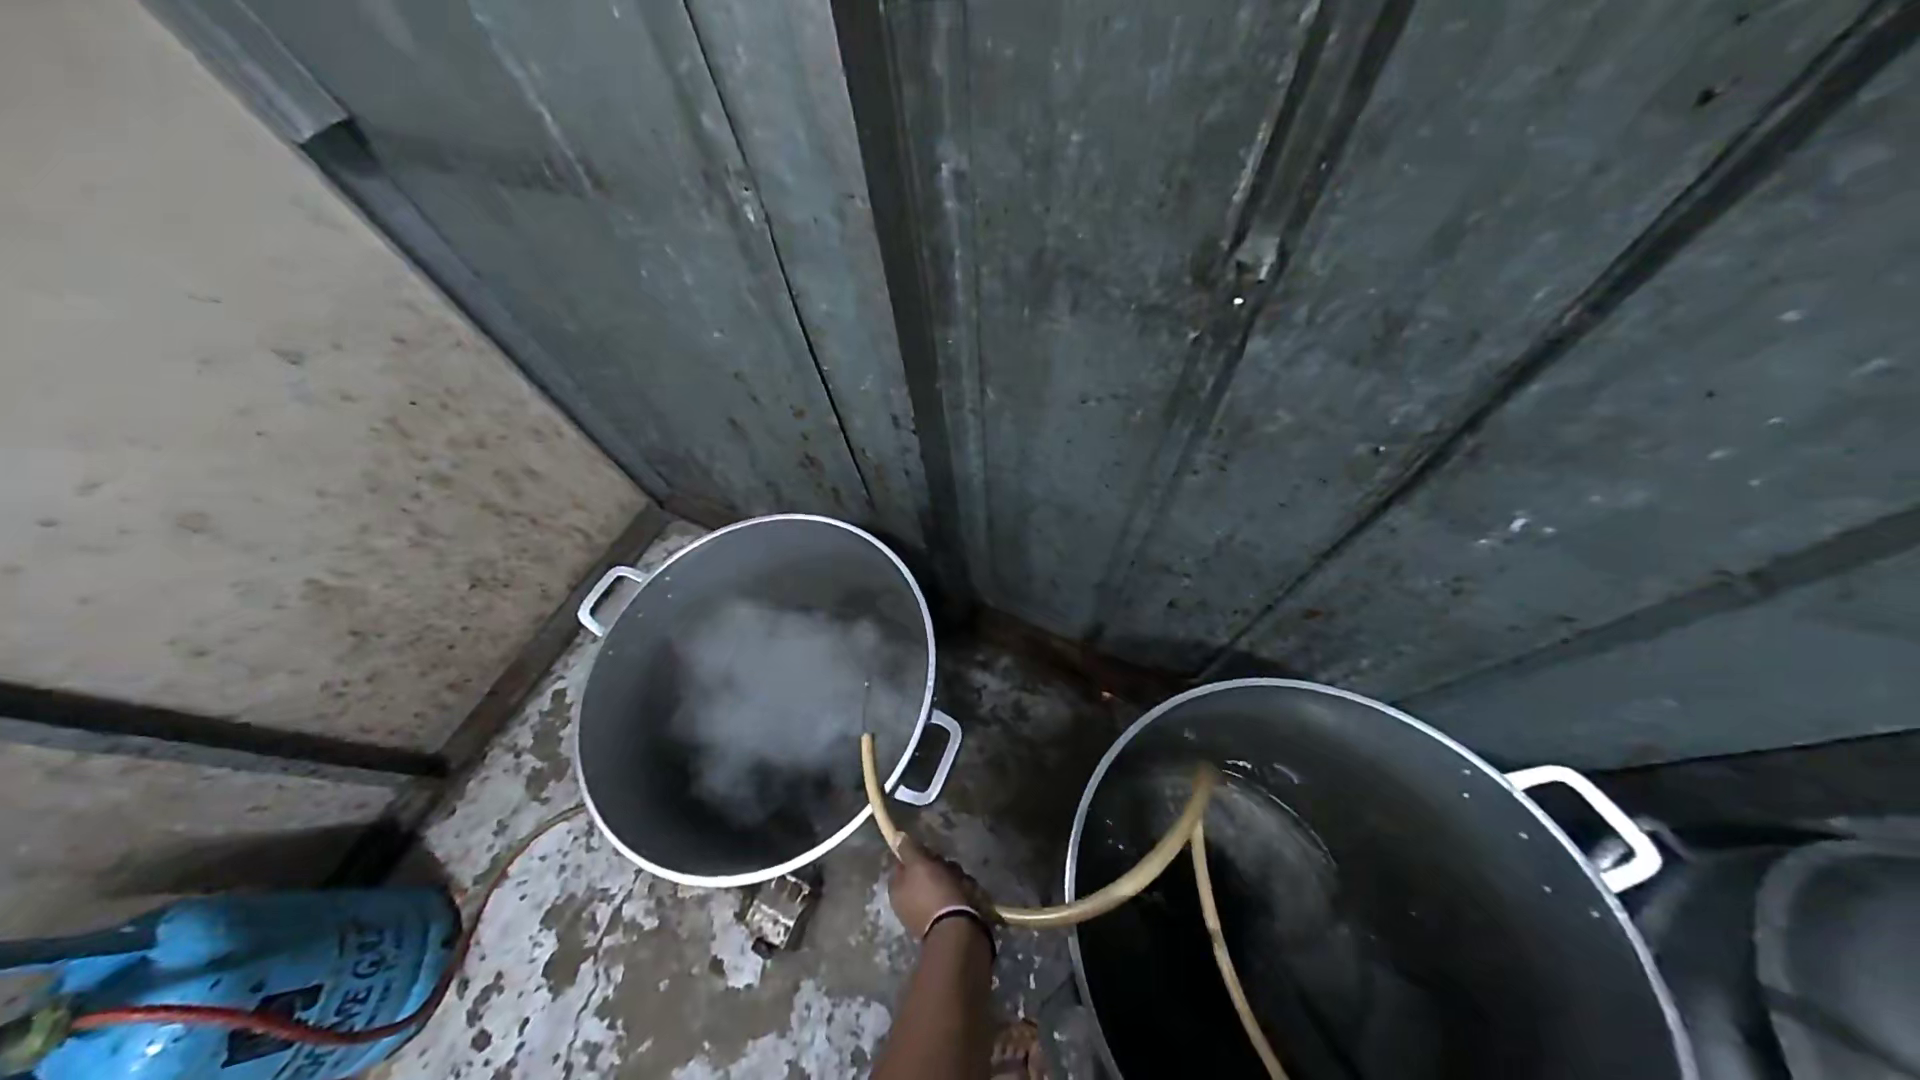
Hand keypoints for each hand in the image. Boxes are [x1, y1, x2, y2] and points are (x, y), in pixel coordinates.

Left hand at [888, 837, 984, 937]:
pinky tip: (967, 894)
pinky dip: (958, 894)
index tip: (932, 854)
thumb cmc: (935, 893)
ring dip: (952, 879)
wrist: (957, 931)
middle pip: (923, 874)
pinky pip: (949, 900)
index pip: (904, 863)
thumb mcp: (918, 864)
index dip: (918, 855)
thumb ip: (906, 849)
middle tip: (950, 868)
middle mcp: (906, 903)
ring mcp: (923, 914)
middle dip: (939, 868)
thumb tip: (896, 837)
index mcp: (896, 890)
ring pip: (939, 885)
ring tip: (963, 881)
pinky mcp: (942, 922)